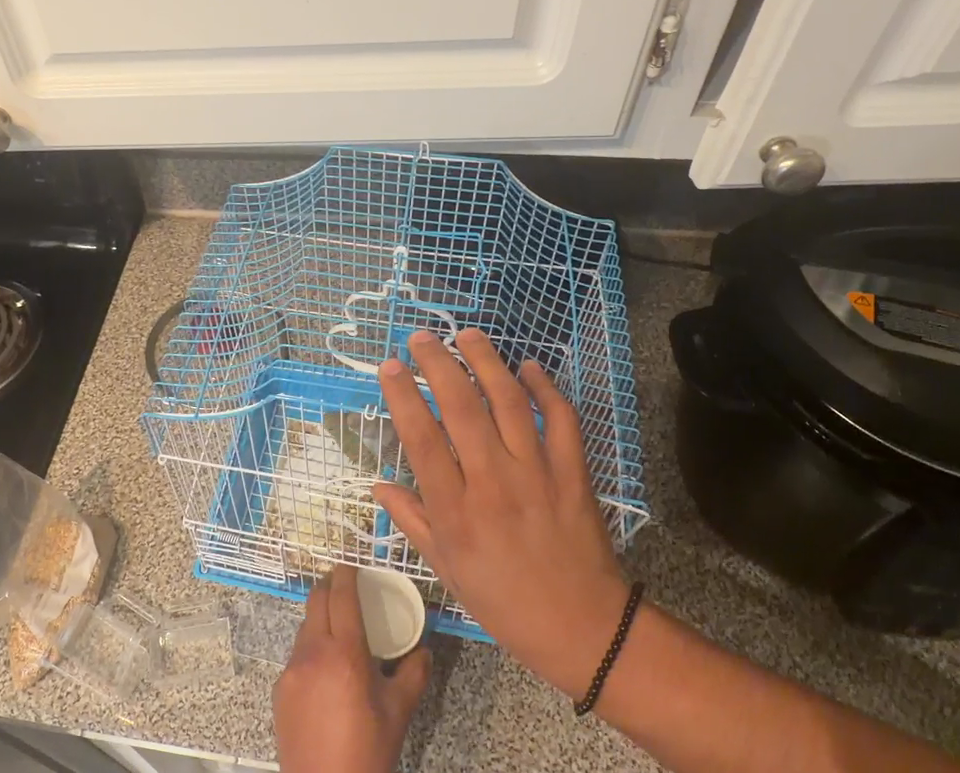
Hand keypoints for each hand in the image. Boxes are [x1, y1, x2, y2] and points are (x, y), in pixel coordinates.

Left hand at [272, 565, 430, 772]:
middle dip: (329, 587)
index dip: (346, 575)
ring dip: (319, 618)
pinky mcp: (279, 689)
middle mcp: (312, 653)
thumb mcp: (398, 711)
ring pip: (304, 628)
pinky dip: (310, 648)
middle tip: (344, 584)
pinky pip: (296, 655)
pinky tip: (325, 667)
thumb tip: (424, 649)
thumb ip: (414, 673)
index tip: (351, 564)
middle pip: (316, 602)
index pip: (341, 597)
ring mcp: (291, 670)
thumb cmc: (367, 749)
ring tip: (337, 626)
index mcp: (344, 653)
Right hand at [372, 329, 629, 700]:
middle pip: (462, 407)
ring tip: (467, 335)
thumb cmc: (502, 600)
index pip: (421, 438)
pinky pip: (561, 418)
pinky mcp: (573, 471)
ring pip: (509, 401)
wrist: (581, 625)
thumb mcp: (446, 568)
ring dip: (486, 361)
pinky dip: (546, 387)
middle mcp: (493, 481)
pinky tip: (528, 366)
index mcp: (456, 510)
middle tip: (421, 337)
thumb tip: (378, 485)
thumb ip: (411, 520)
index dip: (402, 396)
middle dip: (438, 364)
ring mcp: (537, 472)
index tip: (389, 366)